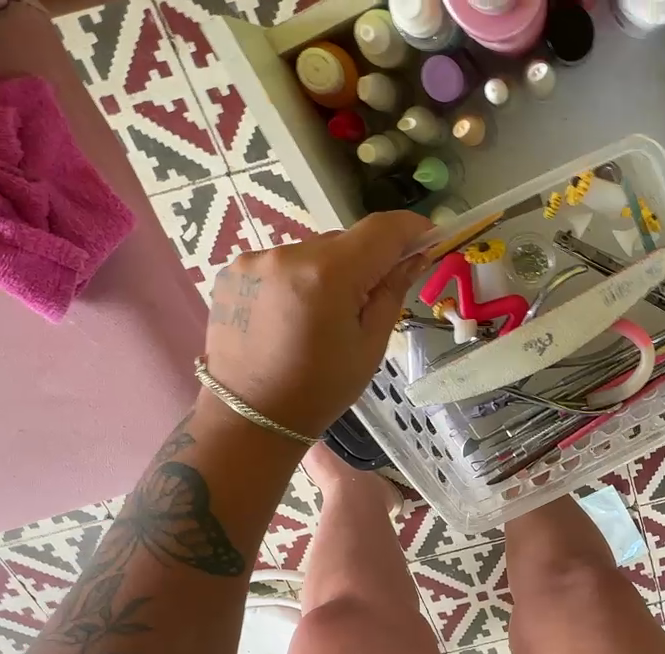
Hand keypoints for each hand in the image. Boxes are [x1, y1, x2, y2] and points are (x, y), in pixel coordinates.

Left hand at [203, 211, 431, 437]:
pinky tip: (294, 318)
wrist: (251, 415)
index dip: (411, 228)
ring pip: (313, 253)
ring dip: (330, 273)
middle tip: (374, 300)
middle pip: (344, 242)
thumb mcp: (370, 345)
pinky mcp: (234, 270)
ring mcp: (255, 259)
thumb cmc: (321, 388)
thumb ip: (391, 292)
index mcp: (328, 274)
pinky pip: (283, 264)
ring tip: (326, 318)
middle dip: (367, 262)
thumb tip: (414, 257)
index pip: (381, 230)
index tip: (430, 237)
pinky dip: (299, 281)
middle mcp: (289, 254)